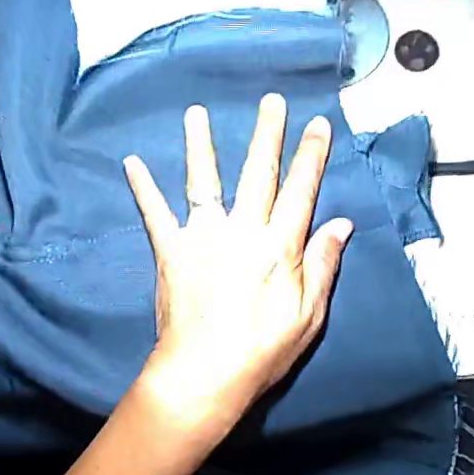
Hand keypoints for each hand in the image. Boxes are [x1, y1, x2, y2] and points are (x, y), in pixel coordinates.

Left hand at [123, 93, 353, 435]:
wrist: (205, 372)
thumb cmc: (262, 350)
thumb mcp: (309, 315)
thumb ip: (323, 266)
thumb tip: (341, 223)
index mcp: (280, 247)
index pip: (301, 191)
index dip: (311, 156)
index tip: (318, 125)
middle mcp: (242, 231)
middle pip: (258, 175)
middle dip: (267, 136)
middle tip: (271, 102)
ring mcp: (203, 238)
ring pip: (205, 181)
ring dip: (201, 145)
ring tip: (196, 113)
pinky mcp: (171, 252)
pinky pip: (155, 214)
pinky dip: (143, 188)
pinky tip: (132, 162)